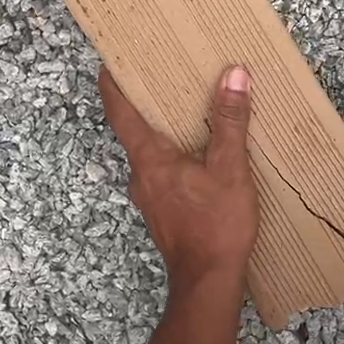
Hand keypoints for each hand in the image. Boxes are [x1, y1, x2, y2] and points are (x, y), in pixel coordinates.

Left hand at [99, 64, 258, 291]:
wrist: (208, 281)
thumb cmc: (217, 225)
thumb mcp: (230, 169)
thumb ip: (230, 122)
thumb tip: (234, 75)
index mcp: (150, 159)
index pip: (120, 113)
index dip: (112, 85)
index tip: (109, 63)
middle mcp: (141, 176)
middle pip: (133, 131)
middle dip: (143, 104)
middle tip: (157, 77)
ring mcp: (149, 197)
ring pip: (149, 154)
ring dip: (161, 132)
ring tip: (184, 112)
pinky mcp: (162, 212)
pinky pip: (161, 173)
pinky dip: (172, 156)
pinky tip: (196, 155)